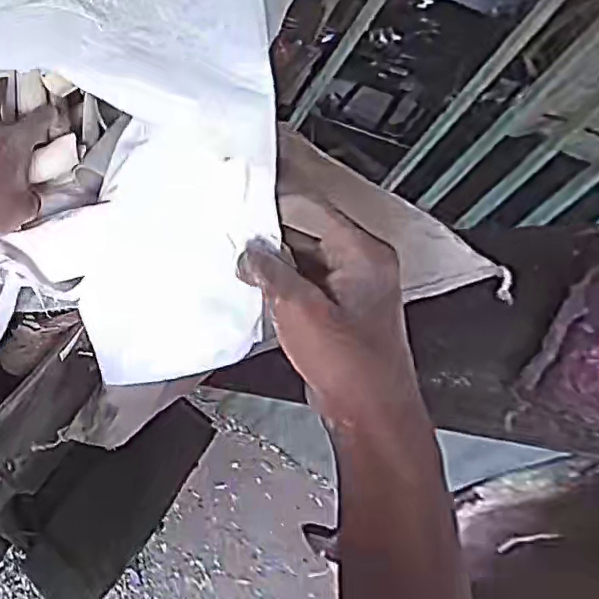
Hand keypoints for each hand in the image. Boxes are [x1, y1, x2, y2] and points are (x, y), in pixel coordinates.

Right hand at [238, 195, 426, 430]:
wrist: (367, 409)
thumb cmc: (348, 363)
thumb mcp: (298, 308)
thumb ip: (270, 270)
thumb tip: (249, 251)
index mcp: (363, 255)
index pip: (313, 208)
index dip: (276, 198)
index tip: (244, 189)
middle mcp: (361, 264)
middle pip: (306, 230)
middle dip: (267, 233)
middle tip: (230, 229)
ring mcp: (349, 285)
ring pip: (300, 255)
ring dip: (270, 259)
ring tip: (237, 257)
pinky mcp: (335, 305)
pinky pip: (300, 278)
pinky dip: (277, 278)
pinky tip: (252, 284)